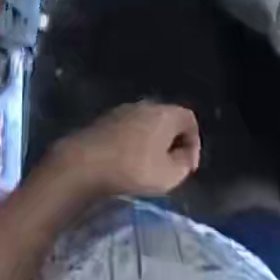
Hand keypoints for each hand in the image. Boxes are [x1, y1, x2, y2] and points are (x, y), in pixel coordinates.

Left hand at [49, 102, 200, 198]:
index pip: (189, 119)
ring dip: (152, 143)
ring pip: (147, 124)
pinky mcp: (105, 120)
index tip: (188, 166)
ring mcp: (123, 110)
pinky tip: (127, 162)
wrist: (86, 161)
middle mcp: (146, 105)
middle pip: (167, 119)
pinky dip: (134, 143)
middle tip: (170, 166)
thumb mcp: (169, 175)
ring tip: (148, 167)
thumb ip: (184, 163)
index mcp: (165, 113)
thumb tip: (184, 154)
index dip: (194, 142)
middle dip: (173, 142)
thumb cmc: (134, 168)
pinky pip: (129, 129)